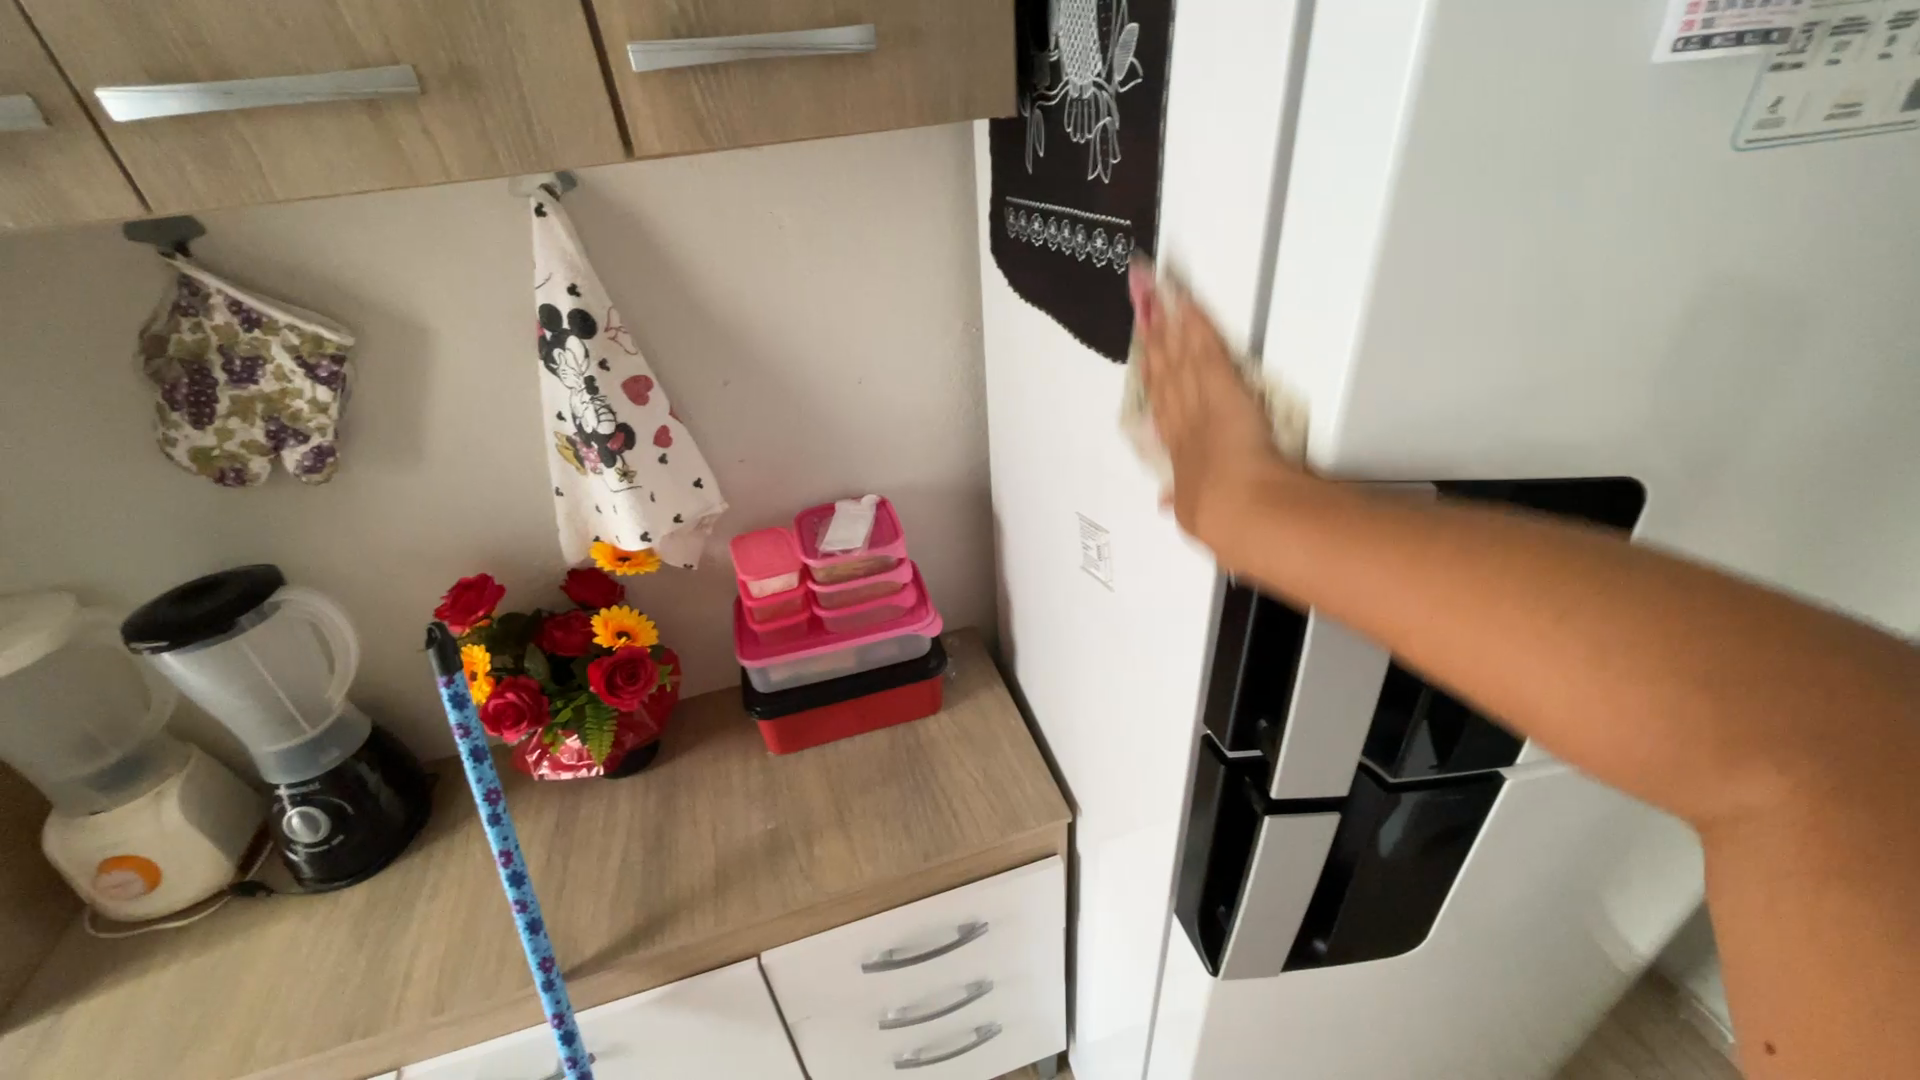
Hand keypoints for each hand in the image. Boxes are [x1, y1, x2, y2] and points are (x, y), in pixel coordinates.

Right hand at [1131, 258, 1298, 555]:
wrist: (1236, 511)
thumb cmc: (1217, 517)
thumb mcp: (1192, 513)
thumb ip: (1181, 501)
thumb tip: (1166, 504)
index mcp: (1176, 449)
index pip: (1161, 401)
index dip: (1150, 371)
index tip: (1144, 345)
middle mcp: (1181, 417)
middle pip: (1161, 368)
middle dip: (1149, 332)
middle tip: (1139, 296)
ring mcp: (1199, 398)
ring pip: (1178, 352)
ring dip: (1165, 318)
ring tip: (1153, 287)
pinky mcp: (1222, 386)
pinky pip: (1206, 348)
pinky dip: (1194, 322)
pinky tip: (1184, 298)